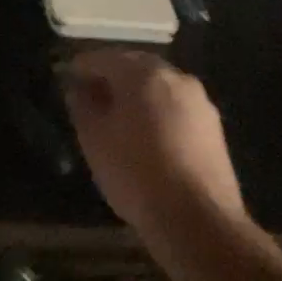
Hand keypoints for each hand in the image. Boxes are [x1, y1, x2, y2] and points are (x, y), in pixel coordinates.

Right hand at [63, 50, 244, 233]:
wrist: (200, 222)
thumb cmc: (136, 172)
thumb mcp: (93, 138)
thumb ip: (81, 105)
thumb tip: (78, 89)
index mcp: (141, 72)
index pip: (101, 58)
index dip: (79, 68)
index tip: (66, 82)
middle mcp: (174, 76)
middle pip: (133, 67)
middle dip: (111, 78)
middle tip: (91, 99)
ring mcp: (199, 101)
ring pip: (158, 87)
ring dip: (137, 95)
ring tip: (119, 120)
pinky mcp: (214, 128)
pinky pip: (176, 108)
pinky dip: (158, 113)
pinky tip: (147, 137)